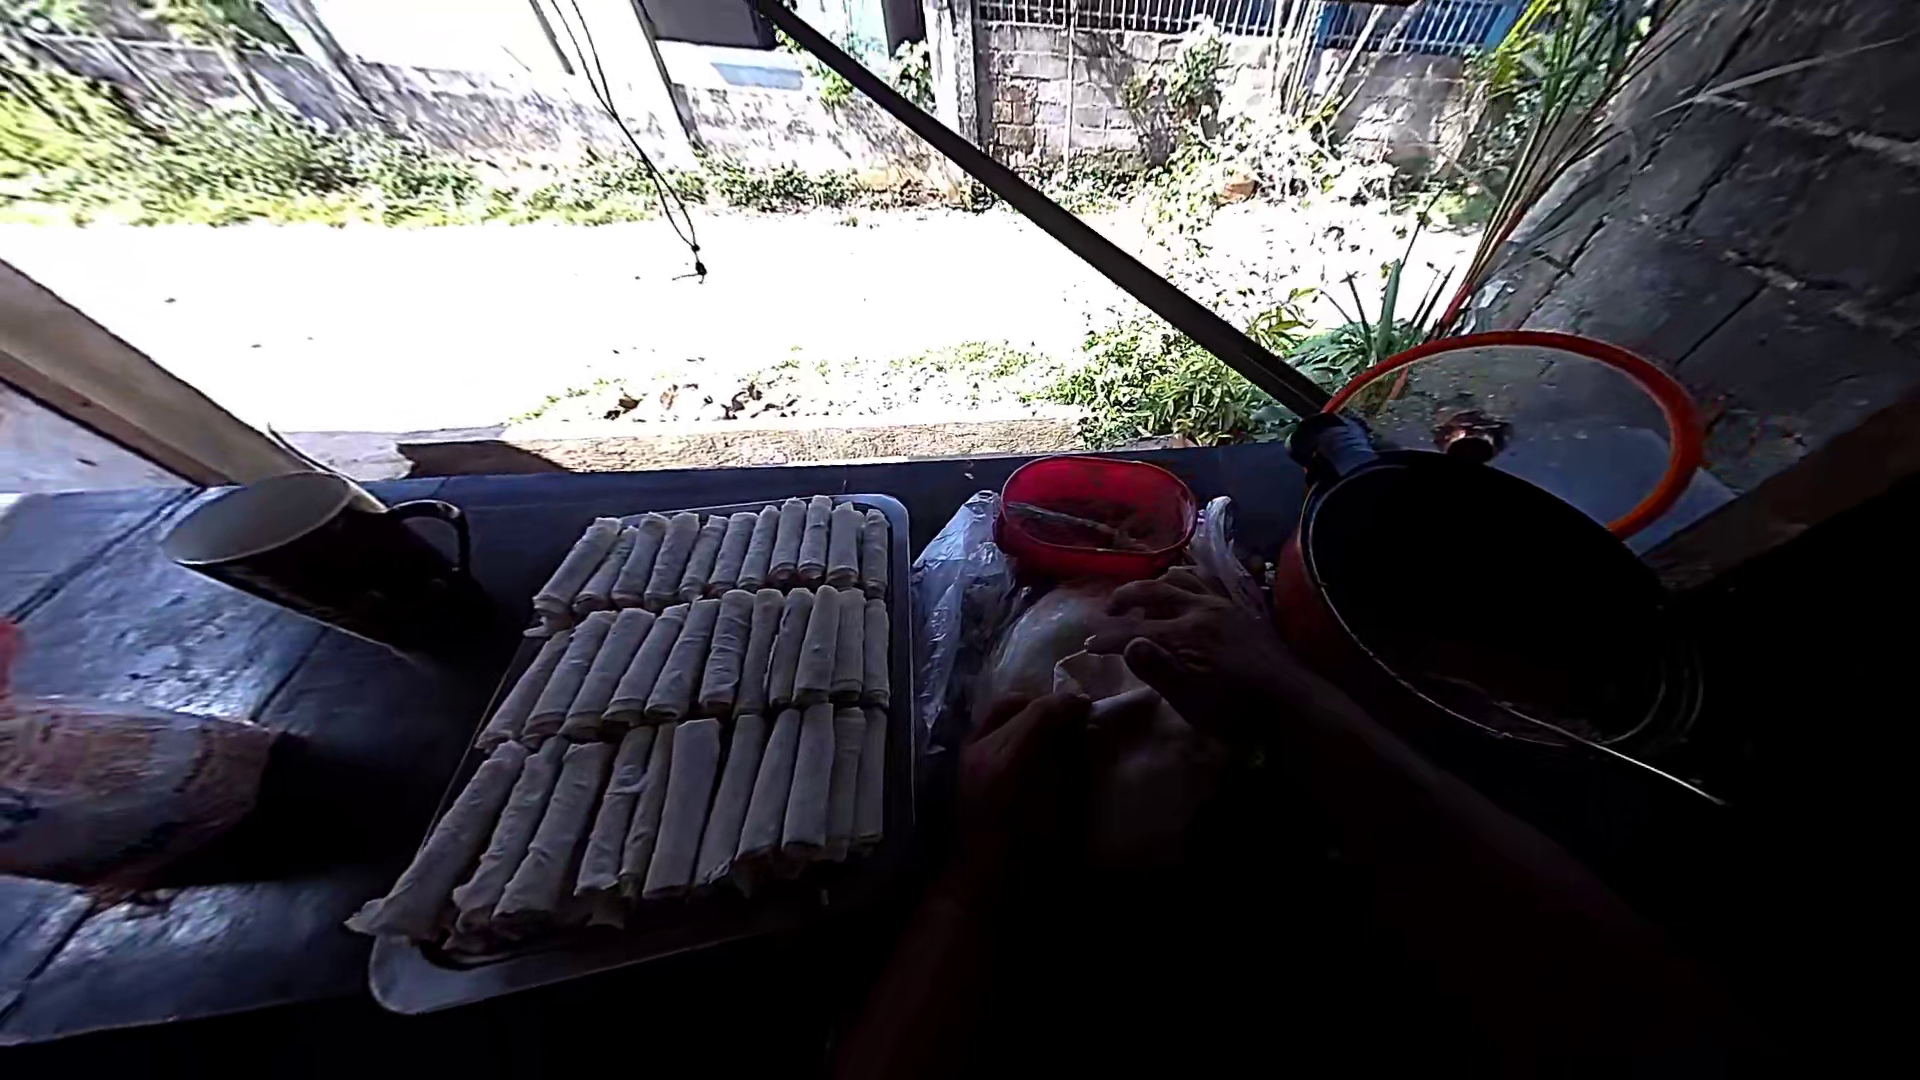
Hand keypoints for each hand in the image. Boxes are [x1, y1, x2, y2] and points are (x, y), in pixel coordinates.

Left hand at [958, 692, 1089, 877]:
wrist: (980, 887)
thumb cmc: (1028, 862)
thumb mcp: (1060, 815)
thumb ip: (1069, 766)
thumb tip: (1082, 732)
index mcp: (1006, 765)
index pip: (1038, 714)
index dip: (1066, 704)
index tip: (1088, 704)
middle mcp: (981, 750)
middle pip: (1018, 705)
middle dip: (1049, 704)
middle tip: (1074, 712)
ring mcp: (967, 753)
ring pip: (1000, 709)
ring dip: (1028, 708)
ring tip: (1053, 720)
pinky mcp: (963, 760)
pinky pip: (990, 723)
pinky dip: (1012, 719)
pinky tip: (1030, 733)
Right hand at [1085, 567, 1324, 742]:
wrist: (1293, 704)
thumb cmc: (1237, 711)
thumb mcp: (1193, 700)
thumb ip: (1158, 669)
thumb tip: (1126, 643)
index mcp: (1186, 633)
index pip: (1134, 630)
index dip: (1108, 638)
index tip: (1087, 647)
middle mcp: (1200, 609)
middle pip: (1152, 592)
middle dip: (1124, 598)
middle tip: (1107, 613)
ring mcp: (1221, 605)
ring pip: (1179, 579)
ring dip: (1154, 586)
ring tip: (1142, 599)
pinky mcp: (1237, 608)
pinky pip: (1205, 582)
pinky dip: (1185, 581)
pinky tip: (1182, 591)